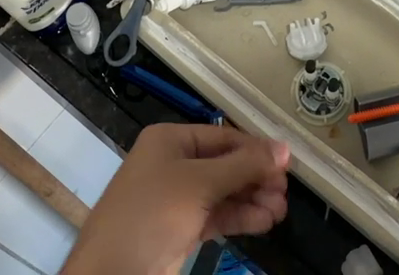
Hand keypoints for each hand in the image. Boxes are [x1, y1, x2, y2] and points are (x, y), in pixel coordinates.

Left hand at [61, 123, 290, 274]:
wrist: (112, 274)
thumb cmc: (153, 213)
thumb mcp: (200, 183)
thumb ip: (244, 166)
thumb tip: (284, 149)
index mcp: (171, 140)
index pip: (223, 136)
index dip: (255, 149)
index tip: (286, 163)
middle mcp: (174, 164)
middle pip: (226, 164)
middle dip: (256, 177)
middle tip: (284, 192)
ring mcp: (177, 199)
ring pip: (224, 192)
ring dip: (252, 199)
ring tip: (280, 210)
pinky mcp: (180, 229)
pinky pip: (217, 215)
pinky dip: (240, 217)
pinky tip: (264, 222)